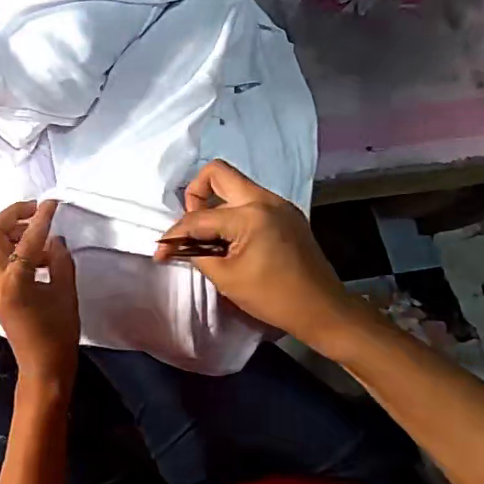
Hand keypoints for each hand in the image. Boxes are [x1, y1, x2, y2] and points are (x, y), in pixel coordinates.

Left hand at [0, 199, 79, 387]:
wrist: (43, 368)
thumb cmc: (58, 335)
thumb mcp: (66, 293)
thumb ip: (61, 261)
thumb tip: (54, 240)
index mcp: (14, 280)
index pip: (27, 238)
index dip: (41, 218)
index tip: (53, 203)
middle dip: (13, 215)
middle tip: (37, 210)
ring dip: (14, 231)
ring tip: (41, 232)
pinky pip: (0, 260)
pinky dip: (15, 248)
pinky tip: (39, 253)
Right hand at [155, 160, 374, 352]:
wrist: (322, 309)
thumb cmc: (272, 297)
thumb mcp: (226, 278)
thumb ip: (197, 254)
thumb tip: (177, 245)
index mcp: (250, 215)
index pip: (198, 217)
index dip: (174, 235)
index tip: (161, 253)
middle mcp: (266, 199)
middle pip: (217, 174)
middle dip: (194, 195)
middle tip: (190, 226)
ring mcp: (279, 205)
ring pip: (235, 187)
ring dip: (214, 205)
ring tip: (207, 238)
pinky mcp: (287, 215)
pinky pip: (250, 201)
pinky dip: (232, 214)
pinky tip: (229, 241)